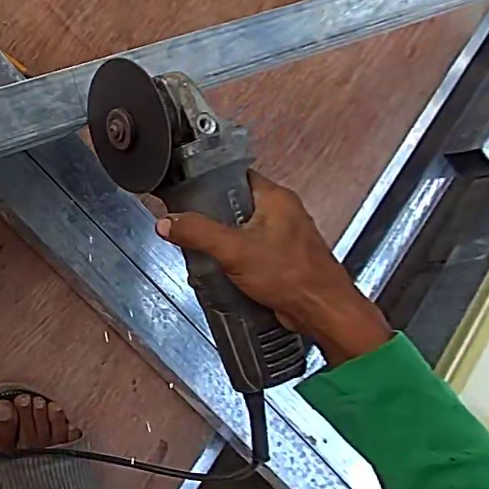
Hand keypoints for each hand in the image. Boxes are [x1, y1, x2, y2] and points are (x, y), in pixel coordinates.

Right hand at [155, 171, 391, 364]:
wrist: (320, 311)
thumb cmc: (295, 277)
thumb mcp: (233, 250)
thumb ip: (197, 232)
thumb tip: (168, 222)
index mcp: (276, 198)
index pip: (235, 176)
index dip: (210, 184)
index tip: (188, 195)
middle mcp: (281, 213)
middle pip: (233, 205)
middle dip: (210, 219)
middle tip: (194, 230)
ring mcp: (282, 236)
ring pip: (239, 229)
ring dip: (220, 242)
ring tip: (207, 253)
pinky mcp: (279, 257)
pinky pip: (247, 250)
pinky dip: (232, 258)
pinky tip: (223, 270)